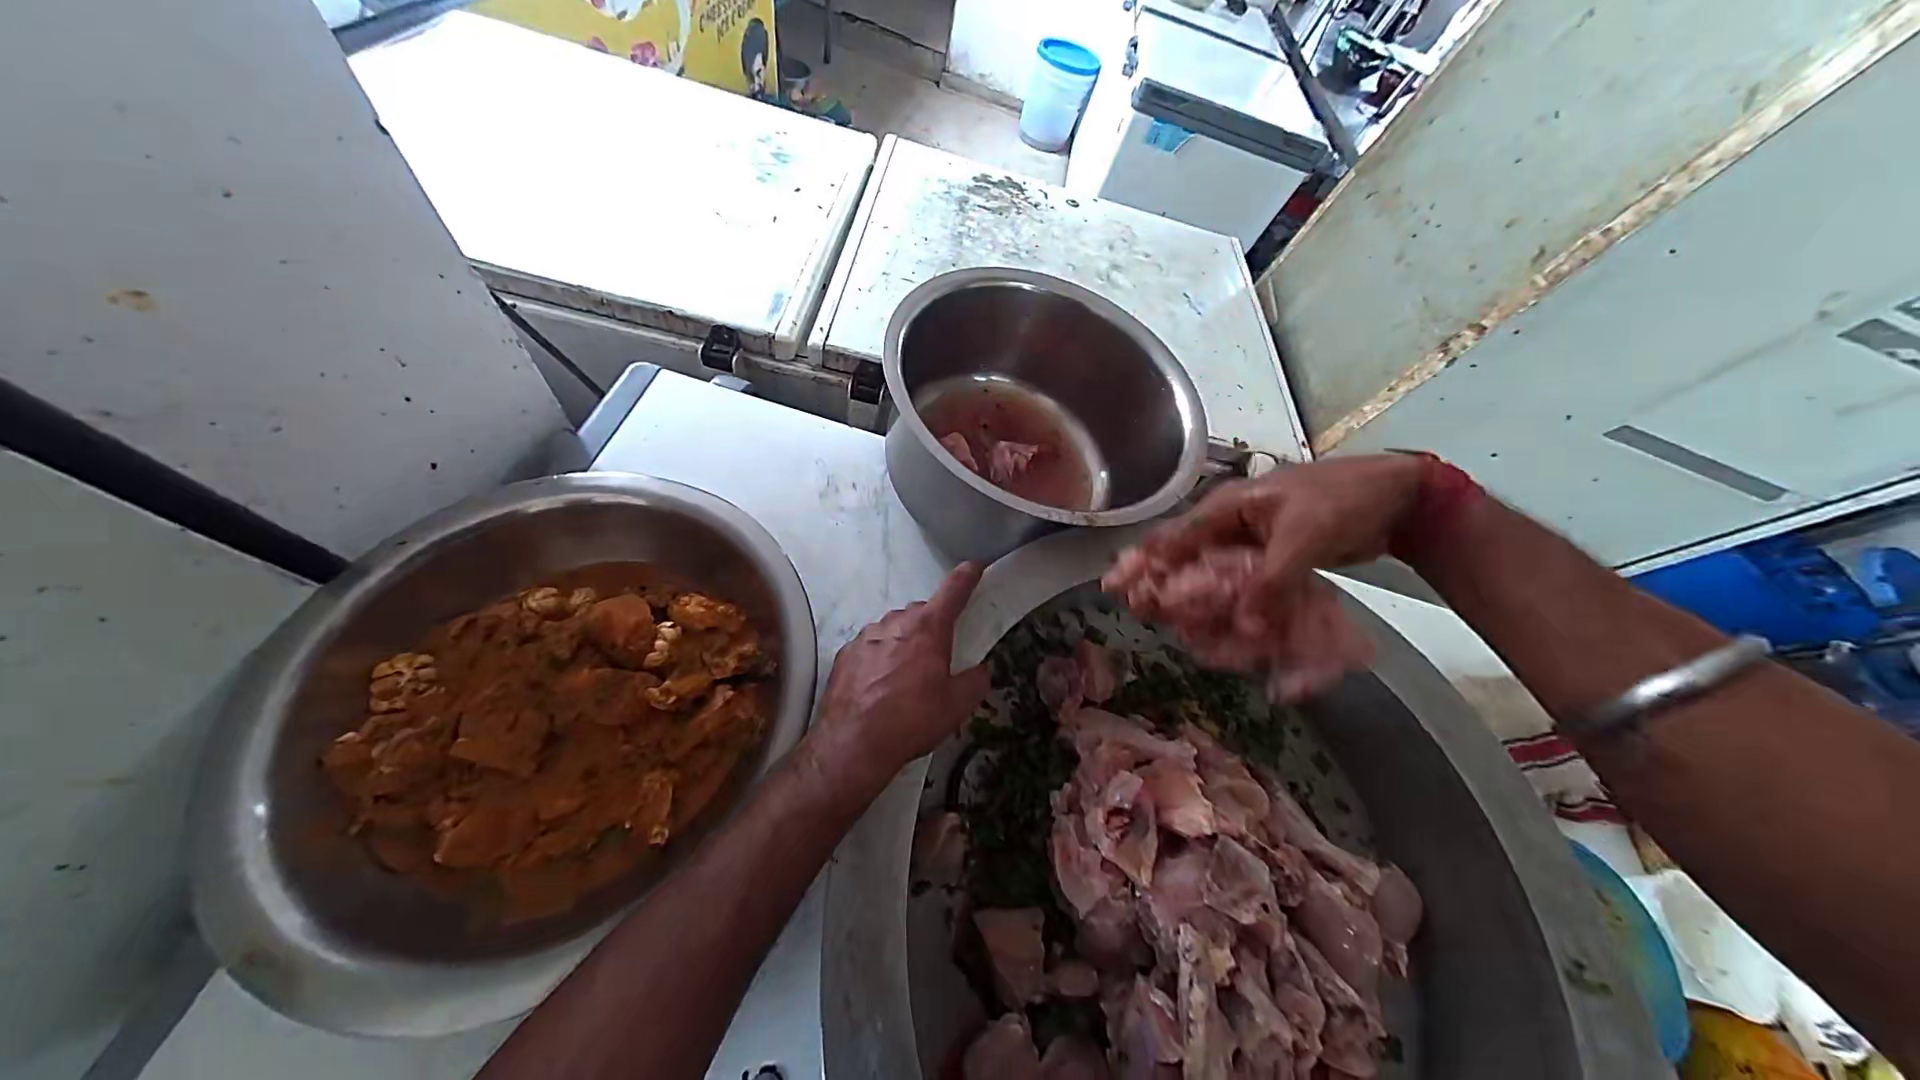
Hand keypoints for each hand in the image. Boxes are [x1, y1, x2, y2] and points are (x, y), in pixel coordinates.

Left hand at [799, 563, 990, 799]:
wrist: (853, 743)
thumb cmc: (910, 720)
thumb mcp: (957, 706)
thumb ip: (976, 682)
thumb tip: (981, 671)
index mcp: (928, 628)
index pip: (953, 591)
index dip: (966, 577)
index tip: (973, 568)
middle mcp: (896, 623)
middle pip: (921, 612)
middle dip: (932, 627)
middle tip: (940, 657)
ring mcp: (866, 637)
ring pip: (894, 629)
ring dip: (905, 642)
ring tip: (908, 678)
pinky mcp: (846, 654)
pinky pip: (871, 646)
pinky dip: (881, 657)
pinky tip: (882, 686)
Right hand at [1113, 454, 1429, 620]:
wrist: (1398, 498)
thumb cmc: (1345, 501)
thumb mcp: (1305, 537)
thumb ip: (1272, 581)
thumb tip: (1245, 625)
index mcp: (1230, 507)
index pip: (1176, 537)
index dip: (1144, 562)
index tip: (1117, 586)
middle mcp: (1232, 523)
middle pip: (1185, 555)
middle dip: (1160, 581)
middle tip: (1137, 608)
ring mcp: (1252, 540)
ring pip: (1209, 570)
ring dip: (1191, 594)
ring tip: (1170, 620)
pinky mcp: (1271, 556)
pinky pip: (1238, 580)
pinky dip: (1225, 599)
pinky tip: (1218, 620)